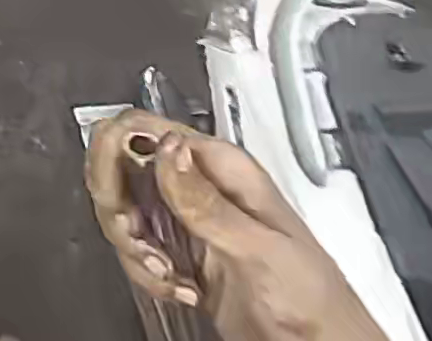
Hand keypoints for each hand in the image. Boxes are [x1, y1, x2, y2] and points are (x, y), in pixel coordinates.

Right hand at [86, 112, 386, 340]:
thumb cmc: (318, 305)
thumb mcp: (262, 249)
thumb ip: (207, 200)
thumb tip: (165, 146)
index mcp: (215, 163)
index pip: (140, 127)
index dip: (114, 149)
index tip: (114, 189)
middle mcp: (193, 180)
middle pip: (119, 161)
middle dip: (117, 203)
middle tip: (135, 235)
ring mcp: (181, 213)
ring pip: (118, 203)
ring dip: (130, 242)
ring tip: (164, 271)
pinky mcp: (175, 247)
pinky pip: (131, 242)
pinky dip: (140, 267)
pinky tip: (174, 286)